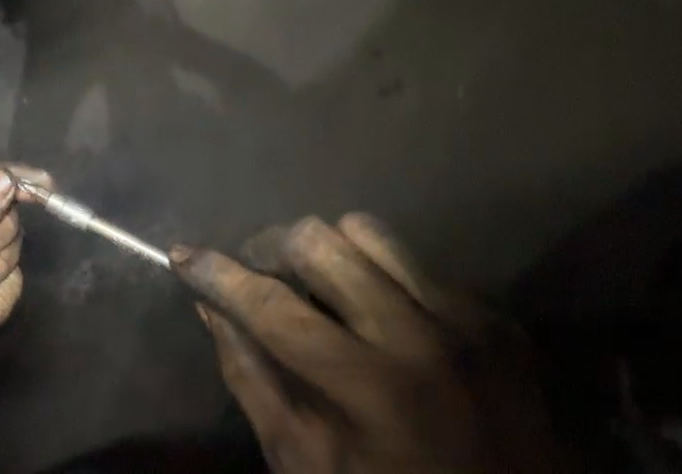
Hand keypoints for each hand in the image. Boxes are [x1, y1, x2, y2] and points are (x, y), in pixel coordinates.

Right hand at [172, 215, 559, 473]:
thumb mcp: (302, 462)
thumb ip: (250, 376)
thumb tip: (210, 304)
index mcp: (370, 389)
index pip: (270, 304)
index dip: (218, 274)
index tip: (183, 255)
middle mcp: (422, 340)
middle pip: (318, 240)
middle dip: (270, 250)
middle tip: (260, 276)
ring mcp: (469, 325)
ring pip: (369, 232)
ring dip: (328, 251)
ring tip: (318, 285)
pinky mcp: (498, 322)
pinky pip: (417, 263)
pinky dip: (382, 277)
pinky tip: (379, 316)